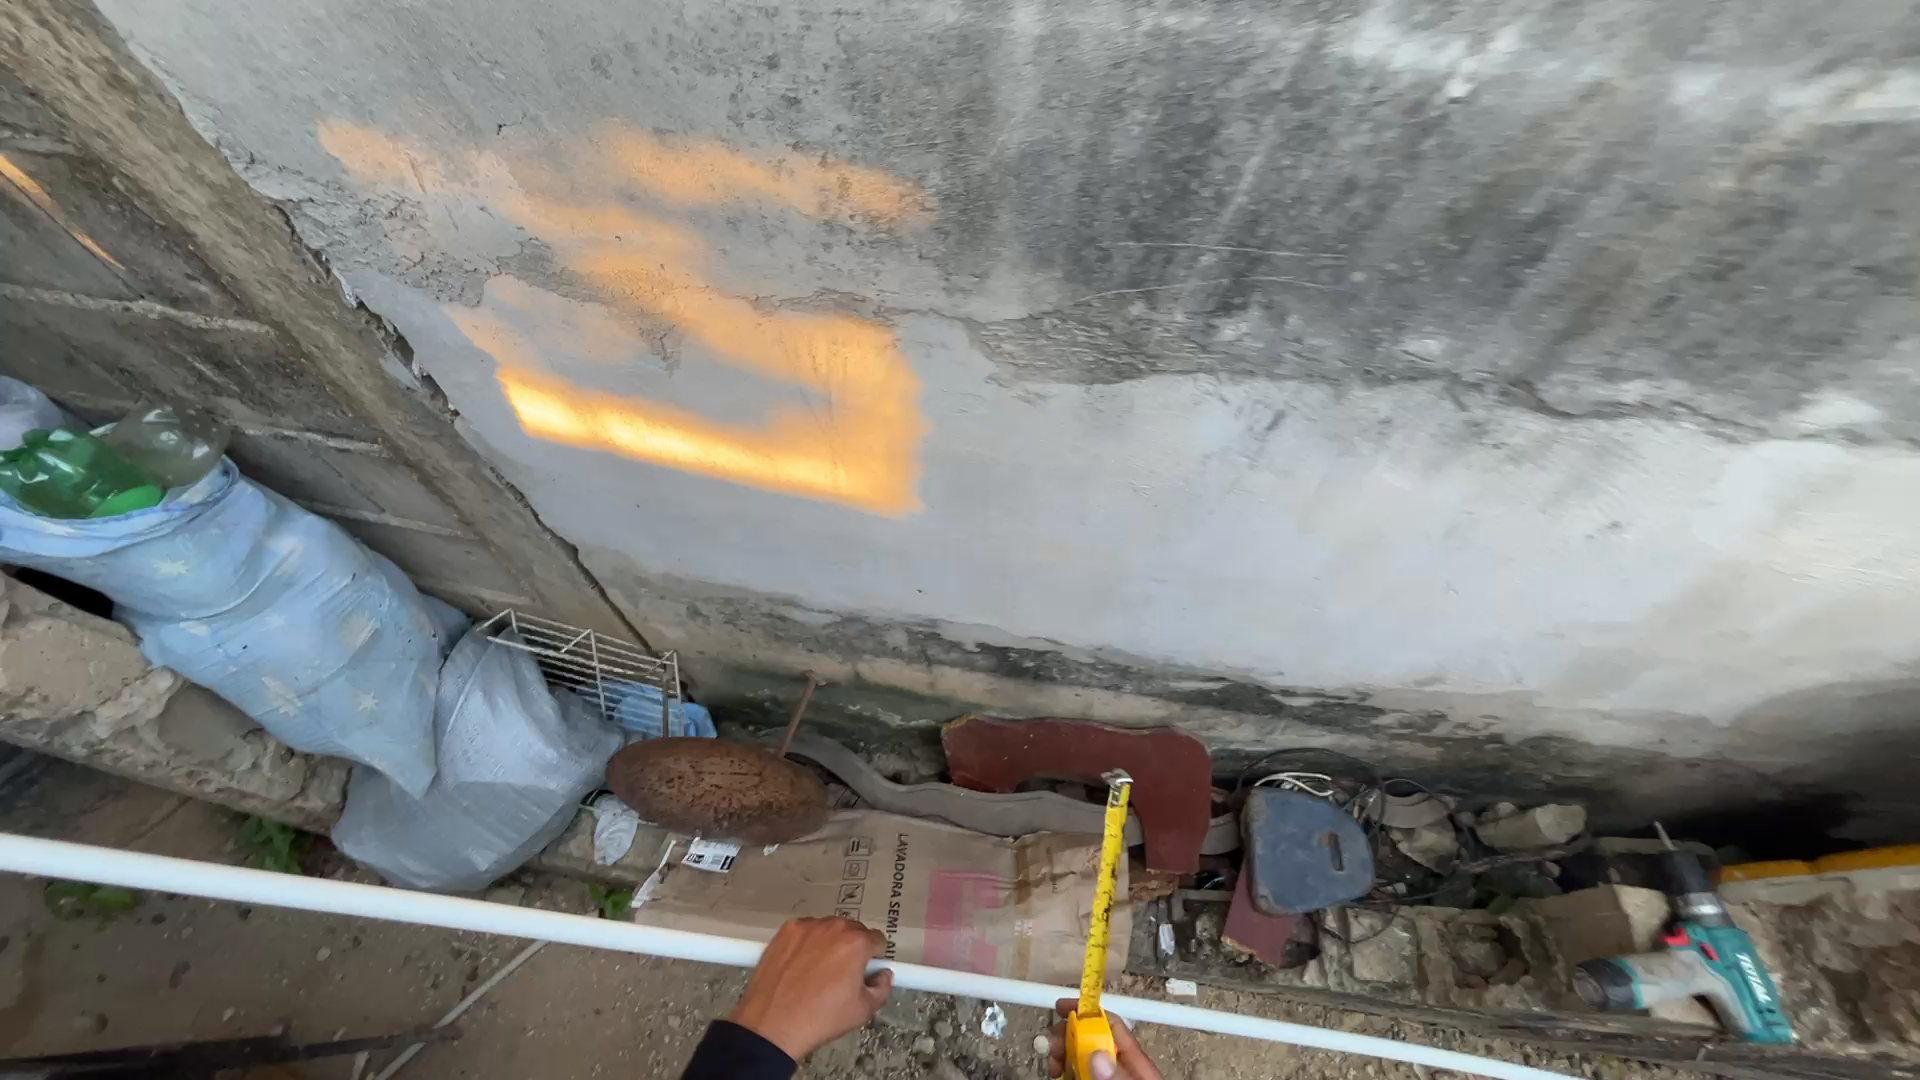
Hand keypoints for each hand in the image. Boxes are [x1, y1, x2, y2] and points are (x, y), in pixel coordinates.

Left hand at [726, 916, 893, 1060]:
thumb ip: (882, 989)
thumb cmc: (820, 1018)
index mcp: (857, 943)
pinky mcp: (788, 929)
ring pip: (828, 929)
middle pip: (853, 930)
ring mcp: (809, 925)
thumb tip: (884, 975)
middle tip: (841, 974)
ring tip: (817, 970)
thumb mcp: (861, 1012)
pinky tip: (799, 965)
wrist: (772, 1024)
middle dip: (851, 948)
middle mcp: (835, 926)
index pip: (877, 939)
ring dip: (829, 942)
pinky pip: (806, 930)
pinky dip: (806, 942)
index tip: (865, 970)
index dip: (874, 956)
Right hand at [1046, 998, 1162, 1079]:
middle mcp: (1122, 1066)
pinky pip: (1082, 1074)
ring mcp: (1111, 1077)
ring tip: (1052, 1066)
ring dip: (1063, 1057)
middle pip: (1091, 1040)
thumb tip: (1096, 1054)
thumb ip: (1118, 1075)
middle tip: (1050, 1045)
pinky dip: (1068, 1073)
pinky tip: (1059, 1076)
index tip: (1060, 1006)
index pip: (1109, 1023)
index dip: (1085, 1011)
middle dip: (1067, 1036)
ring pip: (1083, 1059)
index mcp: (1136, 1060)